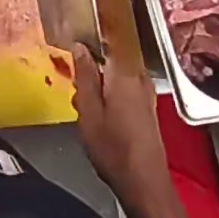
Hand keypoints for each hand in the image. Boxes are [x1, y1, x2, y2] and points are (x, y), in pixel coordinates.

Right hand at [71, 42, 167, 189]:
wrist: (142, 180)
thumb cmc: (112, 146)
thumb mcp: (88, 109)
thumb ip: (85, 75)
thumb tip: (79, 47)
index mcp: (125, 74)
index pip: (110, 40)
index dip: (91, 37)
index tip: (73, 40)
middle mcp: (140, 78)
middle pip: (111, 58)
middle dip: (90, 66)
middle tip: (73, 84)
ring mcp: (146, 92)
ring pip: (115, 74)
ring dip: (97, 82)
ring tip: (82, 103)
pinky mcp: (146, 107)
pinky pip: (122, 87)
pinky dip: (107, 93)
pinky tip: (96, 113)